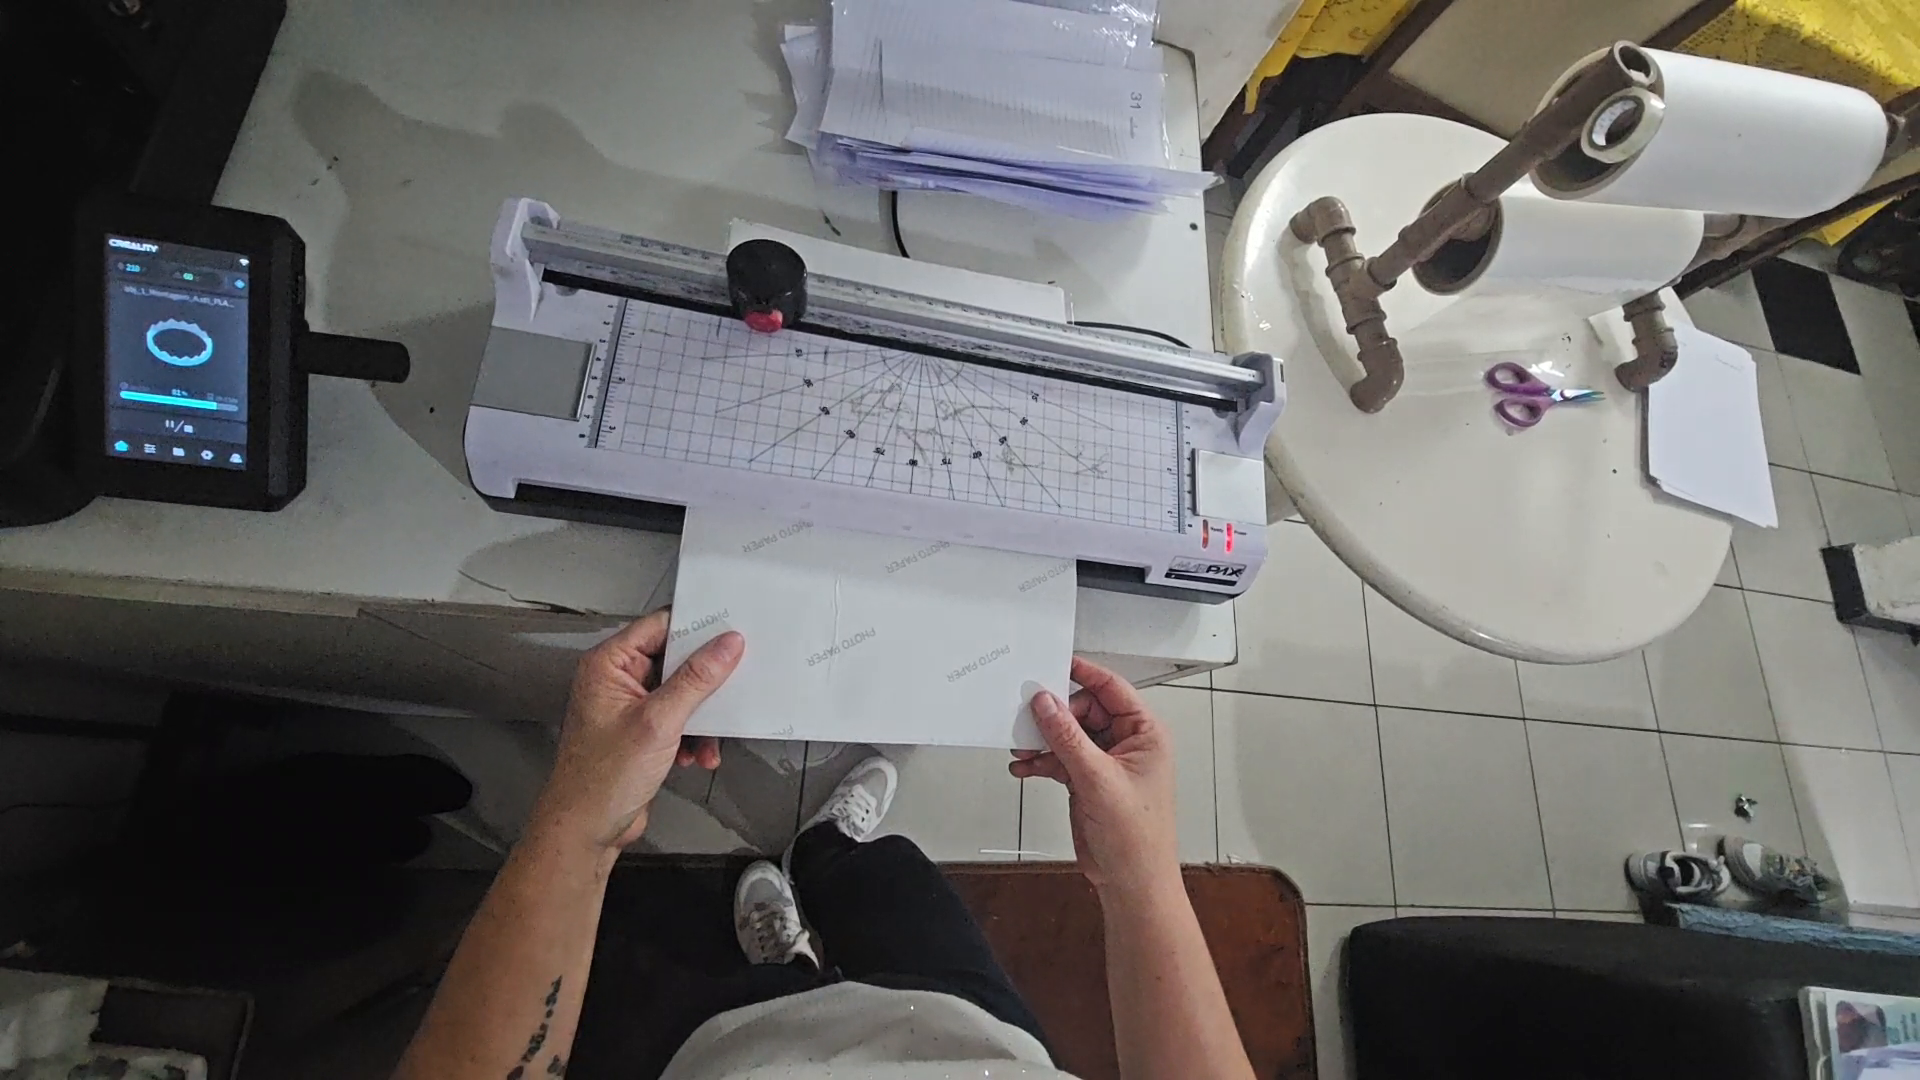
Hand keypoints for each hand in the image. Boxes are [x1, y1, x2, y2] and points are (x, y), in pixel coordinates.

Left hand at [529, 610, 743, 852]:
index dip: (696, 628)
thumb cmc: (600, 780)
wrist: (585, 833)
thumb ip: (696, 679)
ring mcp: (631, 705)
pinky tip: (697, 755)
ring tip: (708, 737)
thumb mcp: (658, 722)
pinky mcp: (643, 729)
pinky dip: (694, 735)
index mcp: (609, 665)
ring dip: (702, 715)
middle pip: (676, 659)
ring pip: (683, 691)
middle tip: (731, 682)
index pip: (660, 625)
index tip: (730, 632)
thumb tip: (727, 644)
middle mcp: (618, 679)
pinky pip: (680, 717)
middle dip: (704, 680)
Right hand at [1009, 656, 1178, 898]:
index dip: (1083, 673)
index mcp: (1144, 733)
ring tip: (1021, 747)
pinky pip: (1060, 757)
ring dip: (1043, 740)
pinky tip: (1024, 767)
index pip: (1111, 689)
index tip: (1053, 663)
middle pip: (1083, 709)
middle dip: (1054, 716)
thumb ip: (1068, 738)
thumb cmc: (1137, 838)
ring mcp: (1105, 761)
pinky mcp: (1087, 779)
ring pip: (1068, 734)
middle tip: (1028, 718)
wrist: (1131, 884)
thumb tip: (1046, 702)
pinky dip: (1041, 761)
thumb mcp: (1098, 779)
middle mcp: (1126, 742)